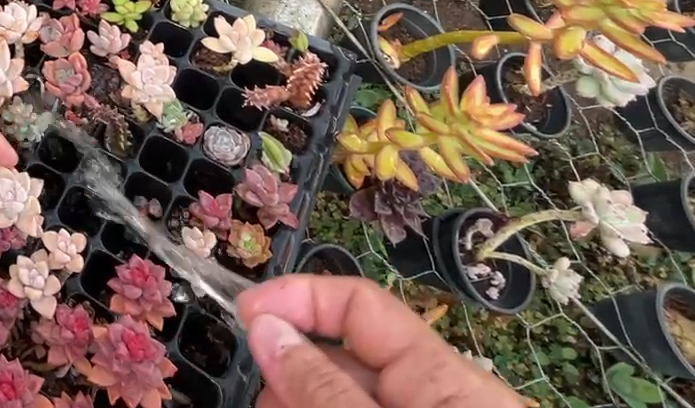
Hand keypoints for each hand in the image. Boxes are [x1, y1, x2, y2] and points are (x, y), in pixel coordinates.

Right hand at [239, 275, 525, 407]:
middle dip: (291, 364)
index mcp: (450, 383)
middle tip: (258, 394)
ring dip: (298, 397)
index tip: (244, 316)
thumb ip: (324, 387)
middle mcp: (441, 399)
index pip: (360, 303)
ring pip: (346, 396)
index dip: (297, 297)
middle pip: (346, 357)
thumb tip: (263, 325)